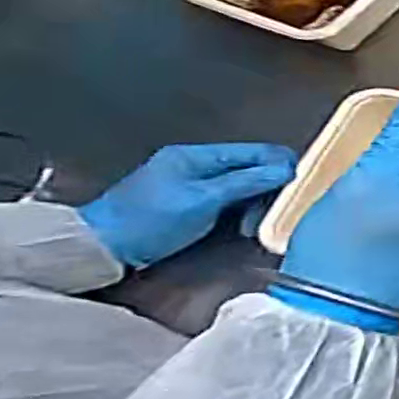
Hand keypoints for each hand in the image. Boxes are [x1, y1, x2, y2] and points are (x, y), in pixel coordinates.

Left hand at [80, 143, 296, 267]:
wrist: (100, 247)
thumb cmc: (150, 220)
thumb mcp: (202, 200)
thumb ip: (247, 182)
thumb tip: (290, 170)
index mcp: (198, 156)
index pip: (259, 151)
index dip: (284, 166)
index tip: (299, 189)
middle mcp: (200, 162)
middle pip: (257, 167)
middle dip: (271, 188)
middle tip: (274, 212)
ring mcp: (197, 180)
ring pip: (249, 184)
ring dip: (258, 202)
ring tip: (253, 224)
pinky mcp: (197, 198)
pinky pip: (236, 196)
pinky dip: (245, 209)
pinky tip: (243, 224)